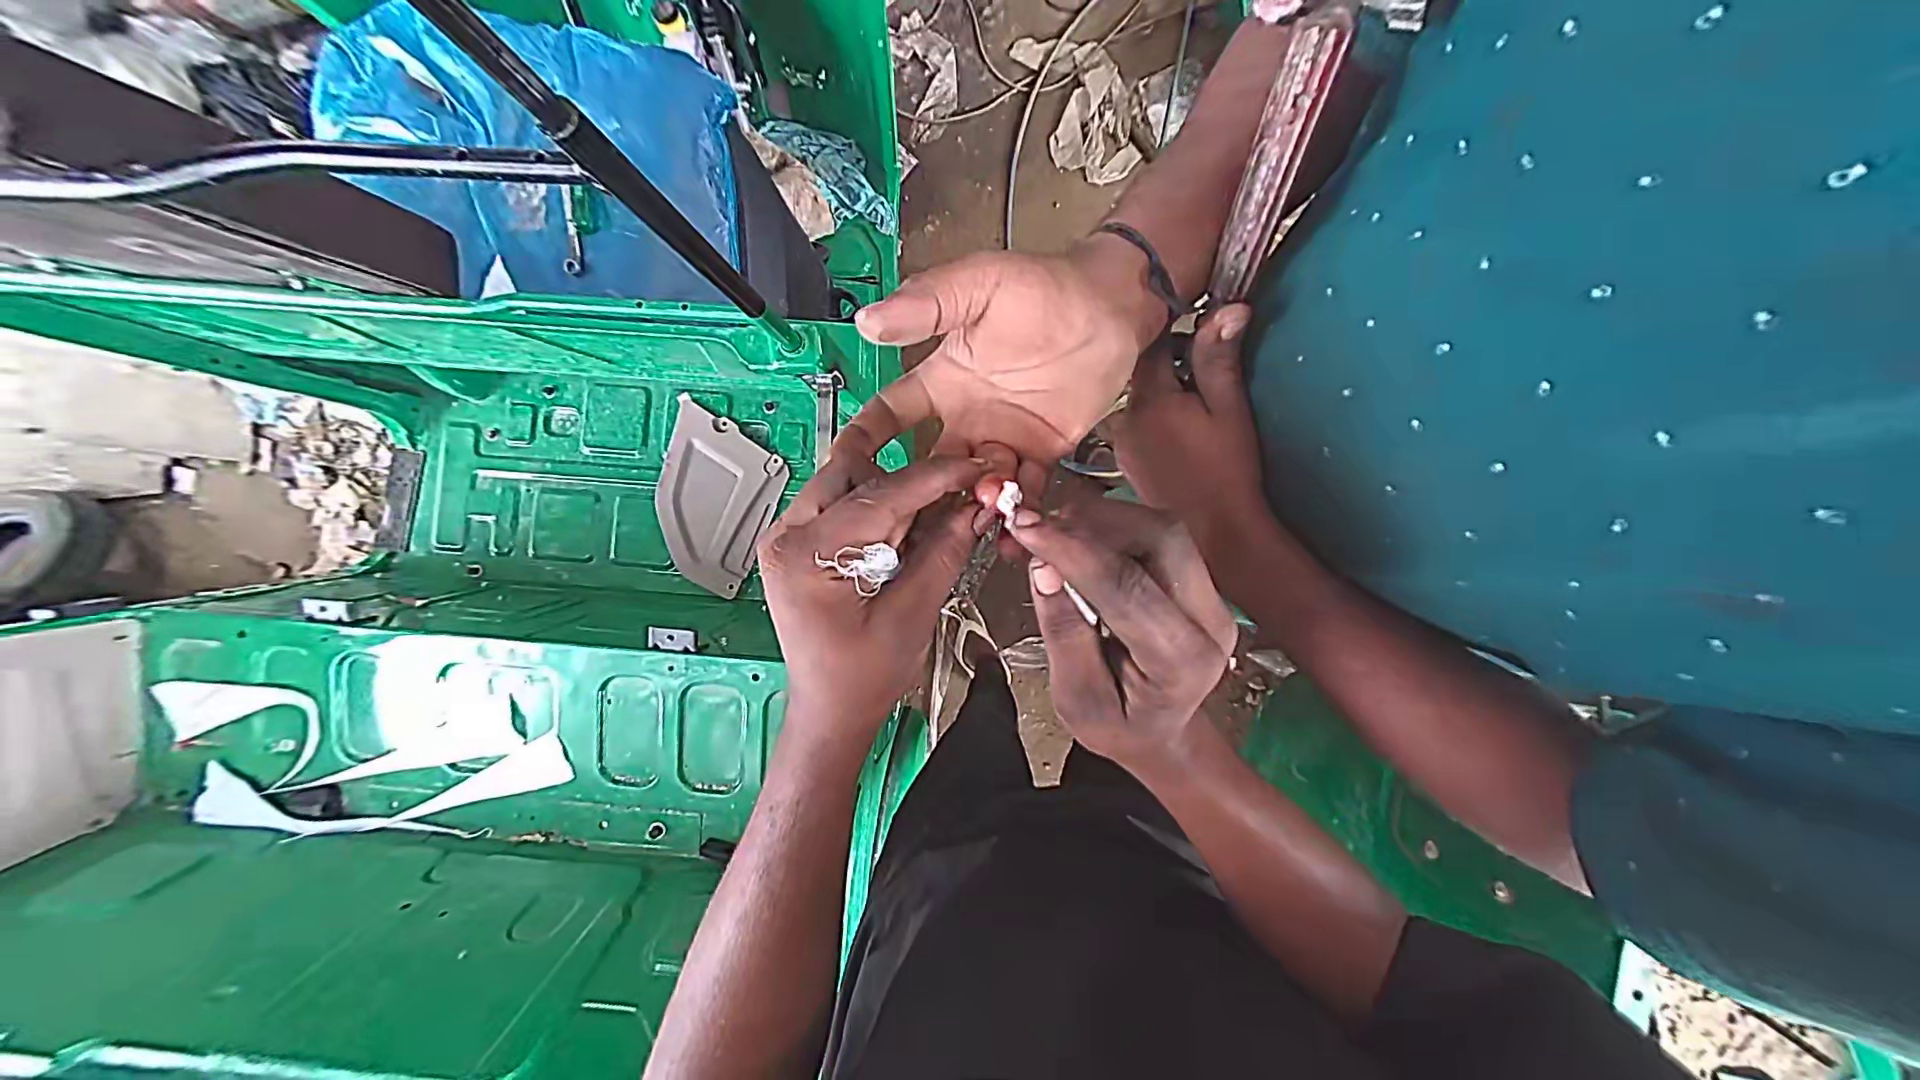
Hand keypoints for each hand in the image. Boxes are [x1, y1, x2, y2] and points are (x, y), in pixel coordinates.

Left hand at [757, 419, 989, 734]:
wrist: (830, 708)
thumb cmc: (859, 679)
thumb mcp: (912, 615)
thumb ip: (944, 552)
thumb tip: (974, 508)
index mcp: (806, 557)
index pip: (881, 496)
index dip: (936, 477)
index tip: (974, 468)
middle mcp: (786, 538)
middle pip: (856, 474)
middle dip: (913, 481)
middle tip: (959, 488)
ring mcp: (789, 537)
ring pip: (848, 480)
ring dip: (895, 491)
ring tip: (931, 518)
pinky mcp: (801, 542)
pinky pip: (843, 502)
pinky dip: (880, 507)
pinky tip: (906, 527)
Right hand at [849, 237, 1166, 482]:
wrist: (1111, 307)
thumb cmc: (1044, 286)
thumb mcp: (976, 286)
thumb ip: (925, 305)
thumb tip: (868, 322)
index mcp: (941, 381)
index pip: (888, 417)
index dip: (865, 440)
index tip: (845, 466)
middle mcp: (966, 417)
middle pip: (928, 467)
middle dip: (923, 492)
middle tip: (923, 511)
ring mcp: (1003, 439)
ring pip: (974, 486)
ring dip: (975, 502)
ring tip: (984, 506)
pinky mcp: (1041, 454)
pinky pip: (1023, 492)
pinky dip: (1019, 512)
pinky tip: (1017, 526)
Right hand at [1006, 490, 1238, 771]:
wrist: (1160, 731)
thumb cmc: (1122, 725)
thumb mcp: (1078, 701)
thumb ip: (1064, 634)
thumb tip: (1044, 570)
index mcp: (1182, 662)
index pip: (1126, 587)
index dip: (1072, 551)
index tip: (1027, 528)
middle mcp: (1209, 620)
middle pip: (1159, 539)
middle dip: (1091, 523)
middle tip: (1036, 525)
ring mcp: (1209, 594)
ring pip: (1157, 526)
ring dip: (1097, 519)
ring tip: (1049, 532)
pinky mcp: (1194, 577)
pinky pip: (1152, 532)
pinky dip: (1106, 525)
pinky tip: (1073, 537)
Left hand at [1111, 303, 1267, 556]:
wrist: (1216, 524)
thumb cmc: (1228, 467)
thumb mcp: (1229, 409)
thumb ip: (1220, 360)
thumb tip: (1230, 308)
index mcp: (1150, 401)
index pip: (1152, 349)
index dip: (1176, 335)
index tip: (1200, 334)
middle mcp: (1125, 420)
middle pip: (1140, 376)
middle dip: (1168, 365)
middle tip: (1201, 370)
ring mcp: (1122, 444)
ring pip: (1137, 402)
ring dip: (1160, 394)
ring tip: (1192, 403)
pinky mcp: (1126, 463)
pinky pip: (1135, 426)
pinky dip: (1153, 418)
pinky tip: (1178, 431)